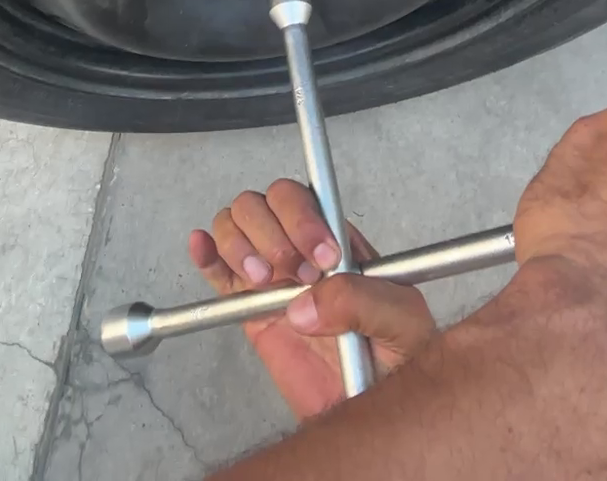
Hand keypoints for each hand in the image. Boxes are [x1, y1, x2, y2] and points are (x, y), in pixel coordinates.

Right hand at [189, 179, 434, 419]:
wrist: (368, 408)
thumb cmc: (396, 360)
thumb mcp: (403, 323)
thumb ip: (364, 302)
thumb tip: (305, 304)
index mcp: (335, 238)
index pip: (305, 199)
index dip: (303, 219)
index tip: (321, 259)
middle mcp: (297, 245)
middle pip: (263, 202)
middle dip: (272, 233)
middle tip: (294, 275)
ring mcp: (268, 272)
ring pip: (233, 224)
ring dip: (239, 244)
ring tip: (262, 281)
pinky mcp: (246, 304)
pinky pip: (215, 268)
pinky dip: (205, 253)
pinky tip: (203, 248)